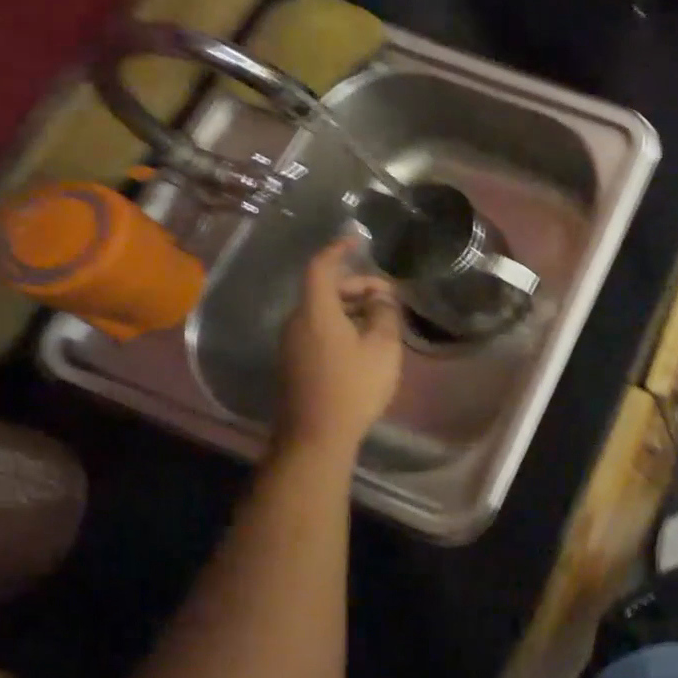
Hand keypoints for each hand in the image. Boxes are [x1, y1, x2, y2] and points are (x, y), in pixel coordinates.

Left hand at [276, 237, 402, 454]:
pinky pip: (316, 329)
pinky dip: (339, 324)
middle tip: (387, 296)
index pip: (321, 268)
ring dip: (349, 307)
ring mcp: (291, 344)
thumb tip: (382, 298)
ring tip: (380, 320)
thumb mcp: (383, 348)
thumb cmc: (353, 387)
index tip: (356, 241)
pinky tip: (362, 341)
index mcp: (316, 312)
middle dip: (355, 285)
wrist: (315, 437)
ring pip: (320, 311)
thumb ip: (385, 315)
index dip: (337, 250)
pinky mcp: (293, 362)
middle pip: (322, 290)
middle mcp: (296, 322)